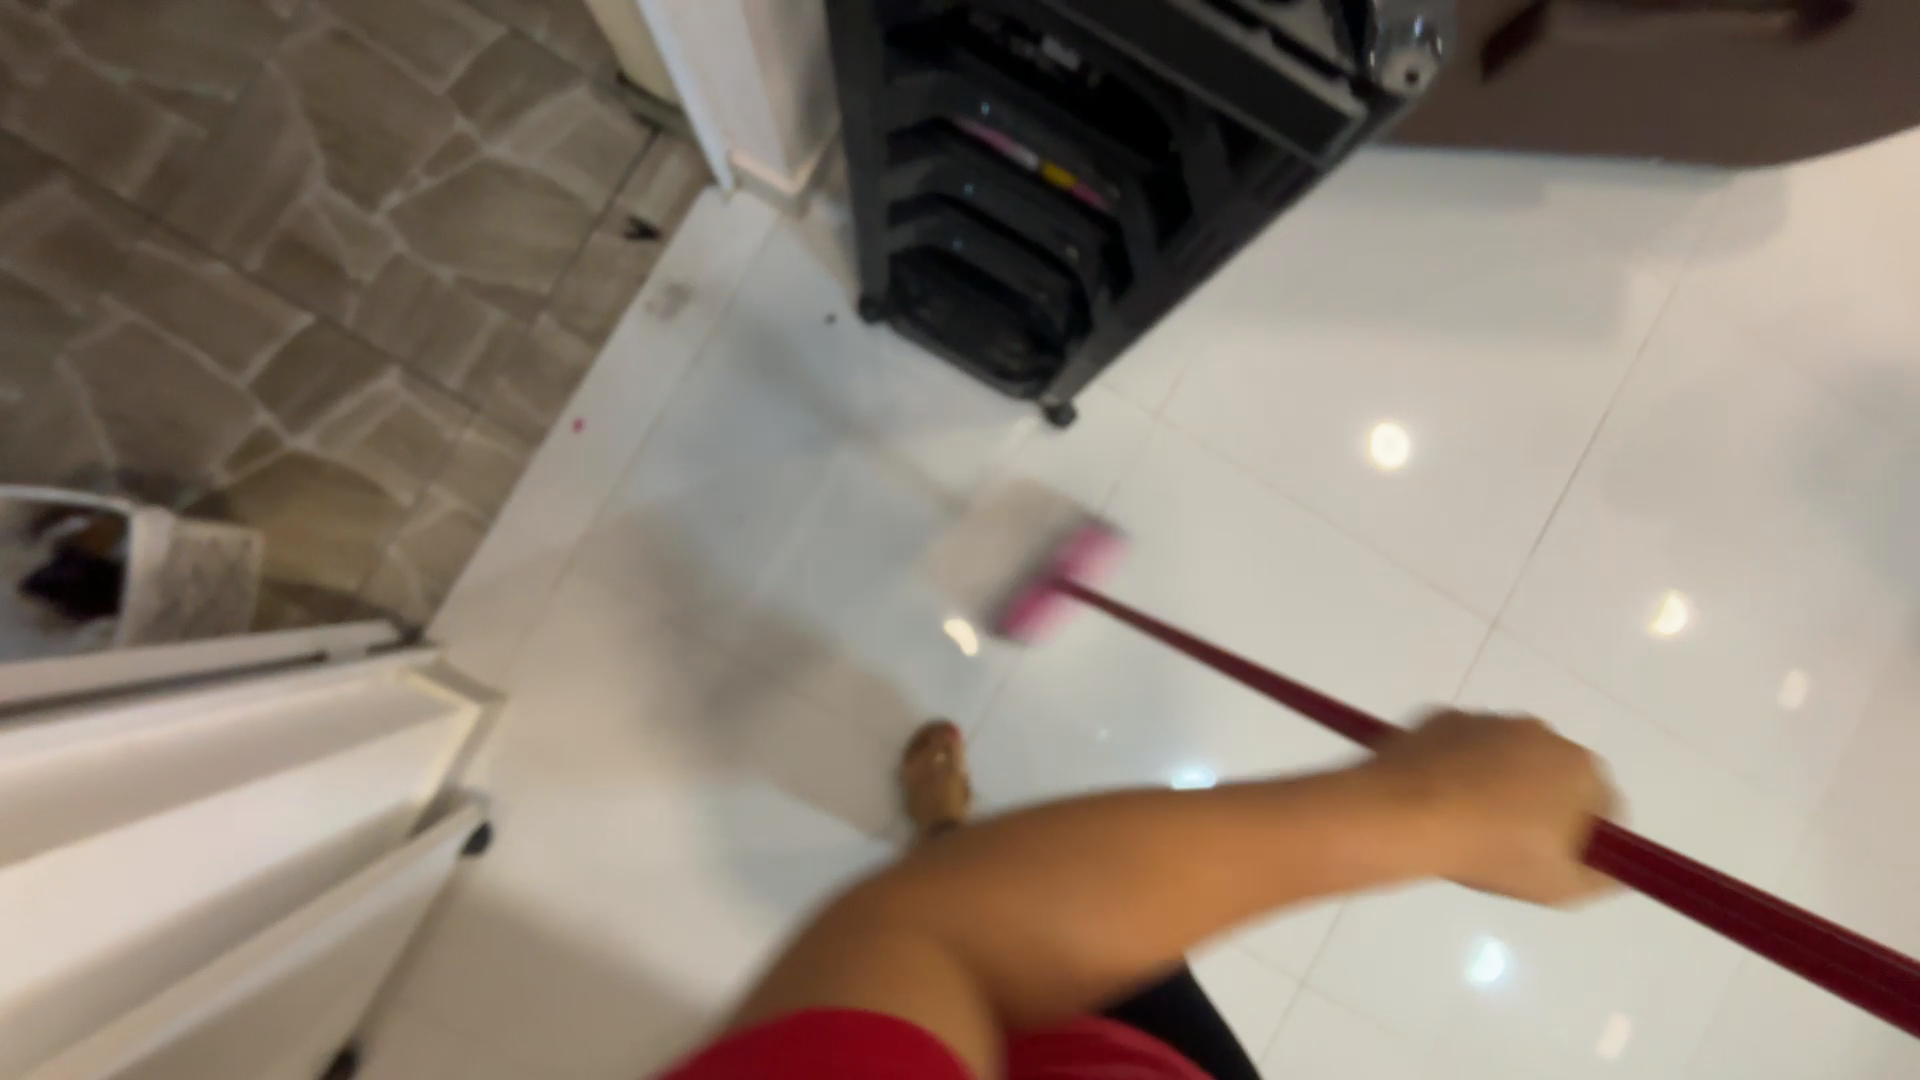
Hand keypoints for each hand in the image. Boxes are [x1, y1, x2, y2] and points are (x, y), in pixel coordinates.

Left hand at [1367, 710, 1620, 906]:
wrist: (1402, 812)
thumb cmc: (1490, 849)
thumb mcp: (1564, 886)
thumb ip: (1603, 874)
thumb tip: (1607, 863)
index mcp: (1577, 766)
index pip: (1598, 803)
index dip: (1580, 834)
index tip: (1549, 853)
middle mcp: (1535, 730)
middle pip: (1549, 772)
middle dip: (1537, 800)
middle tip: (1504, 836)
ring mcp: (1481, 719)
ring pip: (1502, 754)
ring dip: (1493, 777)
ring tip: (1463, 815)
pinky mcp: (1437, 717)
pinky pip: (1458, 743)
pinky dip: (1453, 761)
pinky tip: (1435, 791)